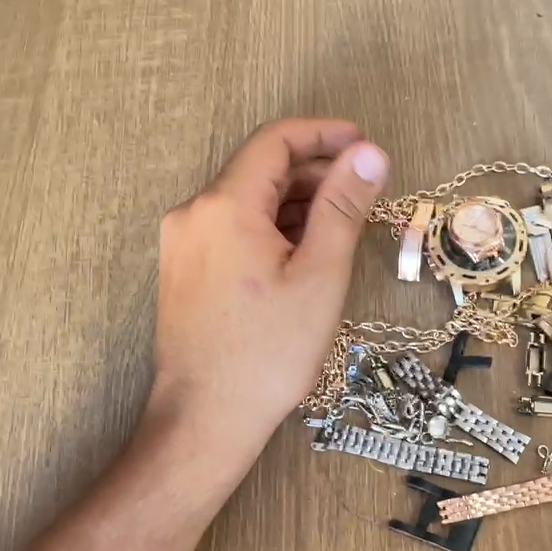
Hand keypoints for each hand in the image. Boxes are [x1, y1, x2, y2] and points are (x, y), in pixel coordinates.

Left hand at [149, 118, 388, 461]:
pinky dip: (269, 229)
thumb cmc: (269, 352)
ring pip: (246, 202)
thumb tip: (370, 153)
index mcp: (224, 205)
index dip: (324, 134)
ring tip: (340, 228)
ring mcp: (182, 244)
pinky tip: (300, 255)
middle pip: (259, 170)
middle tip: (364, 193)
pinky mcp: (183, 271)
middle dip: (314, 173)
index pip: (275, 141)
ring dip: (294, 204)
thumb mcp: (319, 275)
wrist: (206, 416)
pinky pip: (231, 230)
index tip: (364, 145)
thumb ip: (343, 206)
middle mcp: (193, 213)